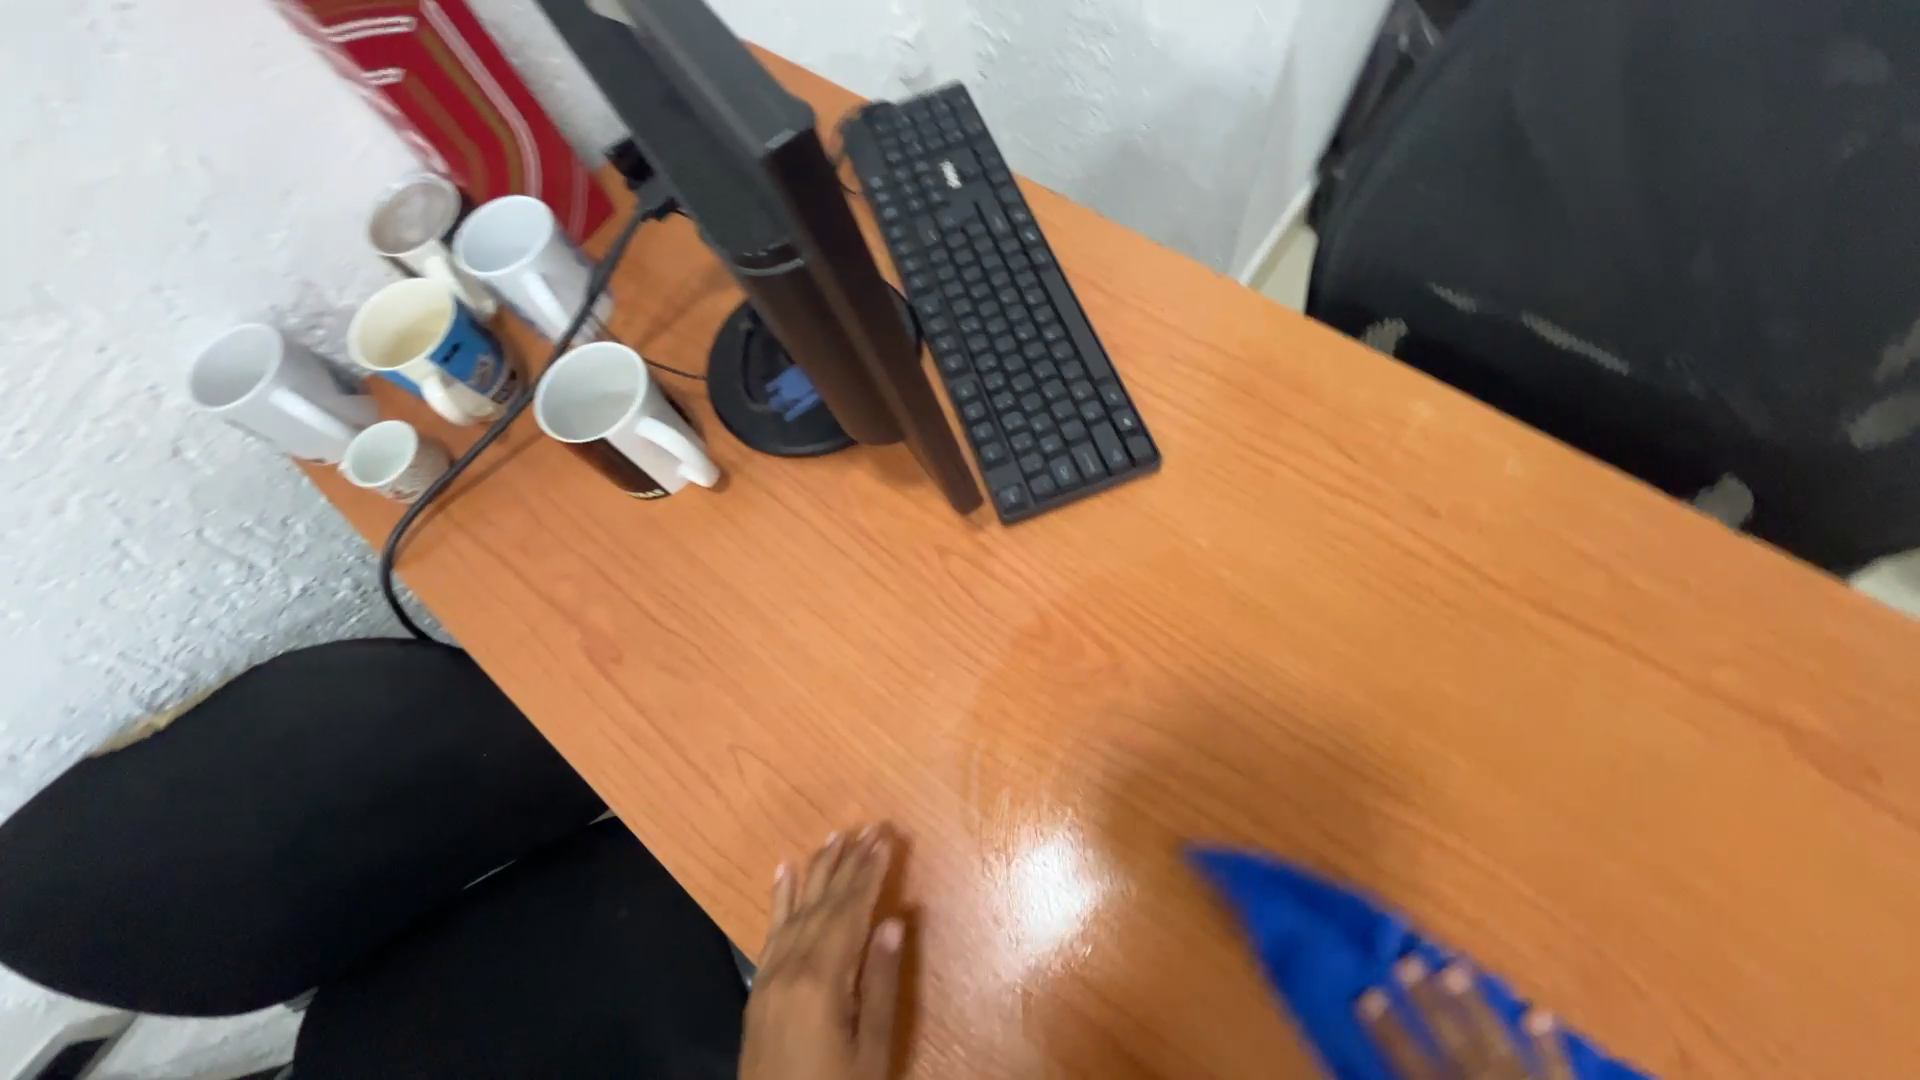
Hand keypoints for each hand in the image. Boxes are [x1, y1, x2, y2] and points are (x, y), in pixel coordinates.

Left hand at [740, 826, 904, 1079]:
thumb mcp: (872, 1052)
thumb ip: (882, 985)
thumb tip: (895, 921)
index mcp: (823, 980)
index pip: (851, 911)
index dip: (869, 873)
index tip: (885, 838)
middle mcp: (791, 967)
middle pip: (824, 903)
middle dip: (848, 863)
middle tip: (869, 827)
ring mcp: (769, 977)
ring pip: (796, 910)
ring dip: (817, 870)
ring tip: (835, 836)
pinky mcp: (758, 989)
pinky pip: (770, 931)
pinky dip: (779, 898)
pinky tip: (784, 870)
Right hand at [1358, 957, 1573, 1079]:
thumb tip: (1361, 1073)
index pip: (1411, 1063)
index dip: (1386, 1030)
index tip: (1364, 993)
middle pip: (1453, 1042)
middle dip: (1428, 1001)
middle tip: (1406, 960)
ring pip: (1497, 1044)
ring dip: (1476, 1005)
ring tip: (1455, 965)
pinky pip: (1556, 1070)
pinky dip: (1547, 1043)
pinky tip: (1535, 1010)